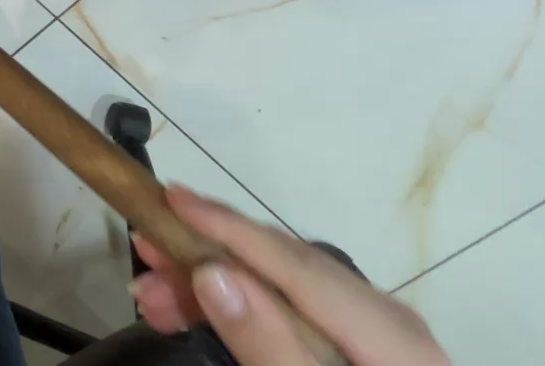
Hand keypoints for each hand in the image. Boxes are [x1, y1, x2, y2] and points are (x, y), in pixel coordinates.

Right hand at [130, 186, 450, 365]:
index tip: (171, 195)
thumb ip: (270, 348)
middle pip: (287, 272)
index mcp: (399, 347)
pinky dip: (235, 308)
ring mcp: (378, 346)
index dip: (233, 228)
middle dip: (207, 256)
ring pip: (280, 291)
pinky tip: (190, 313)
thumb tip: (210, 272)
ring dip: (211, 284)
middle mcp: (394, 332)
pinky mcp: (355, 358)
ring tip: (152, 291)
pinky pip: (288, 316)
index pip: (303, 268)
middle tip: (144, 248)